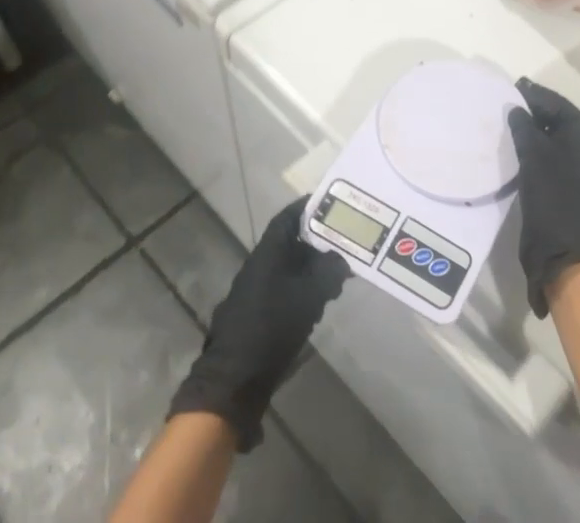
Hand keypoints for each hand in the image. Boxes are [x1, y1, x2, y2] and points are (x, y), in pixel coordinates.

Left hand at [167, 197, 349, 450]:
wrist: (235, 377)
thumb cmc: (272, 328)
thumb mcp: (309, 297)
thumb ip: (328, 273)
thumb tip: (341, 258)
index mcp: (267, 255)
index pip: (287, 220)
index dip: (306, 208)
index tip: (329, 203)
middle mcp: (259, 267)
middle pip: (290, 244)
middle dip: (318, 243)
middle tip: (344, 244)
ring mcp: (255, 291)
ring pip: (289, 268)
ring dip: (312, 269)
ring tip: (339, 277)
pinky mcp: (257, 313)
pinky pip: (284, 289)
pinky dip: (304, 289)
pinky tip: (321, 303)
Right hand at [509, 78, 579, 318]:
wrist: (560, 252)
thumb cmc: (552, 200)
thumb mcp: (536, 160)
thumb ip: (527, 131)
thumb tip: (517, 110)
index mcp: (579, 145)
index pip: (566, 110)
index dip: (545, 96)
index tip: (520, 87)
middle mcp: (577, 158)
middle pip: (560, 125)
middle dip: (538, 110)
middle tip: (512, 100)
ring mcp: (567, 177)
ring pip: (550, 144)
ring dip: (532, 130)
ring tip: (508, 121)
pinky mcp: (554, 193)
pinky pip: (542, 162)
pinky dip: (528, 151)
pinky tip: (510, 151)